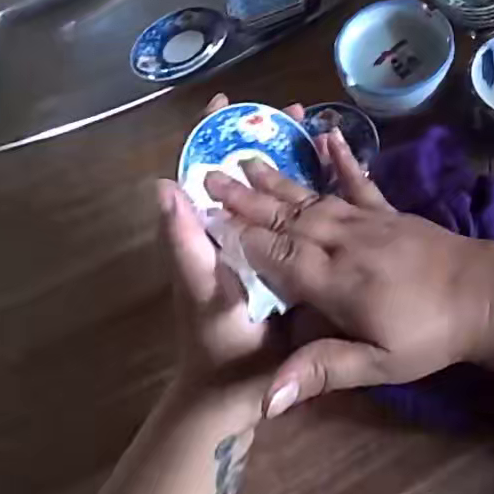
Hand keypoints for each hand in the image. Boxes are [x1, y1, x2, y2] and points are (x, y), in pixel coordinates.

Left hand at [155, 93, 301, 412]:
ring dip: (289, 153)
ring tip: (315, 129)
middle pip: (242, 167)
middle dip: (265, 134)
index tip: (228, 101)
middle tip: (296, 112)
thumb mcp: (200, 289)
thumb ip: (182, 243)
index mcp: (204, 229)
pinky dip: (306, 184)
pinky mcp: (277, 256)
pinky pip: (290, 209)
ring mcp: (254, 241)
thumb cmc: (216, 342)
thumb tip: (161, 185)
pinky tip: (332, 173)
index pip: (204, 167)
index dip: (211, 132)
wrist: (235, 392)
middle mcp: (227, 227)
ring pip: (269, 185)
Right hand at [204, 130, 493, 417]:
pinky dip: (342, 158)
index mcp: (340, 282)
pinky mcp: (385, 209)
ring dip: (279, 180)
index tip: (213, 218)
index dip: (248, 239)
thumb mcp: (380, 365)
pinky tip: (327, 134)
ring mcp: (367, 220)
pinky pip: (358, 181)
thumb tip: (268, 397)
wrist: (480, 293)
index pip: (283, 256)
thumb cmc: (427, 335)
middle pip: (290, 219)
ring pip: (314, 197)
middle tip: (213, 177)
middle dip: (249, 200)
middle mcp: (347, 242)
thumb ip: (325, 369)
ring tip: (250, 160)